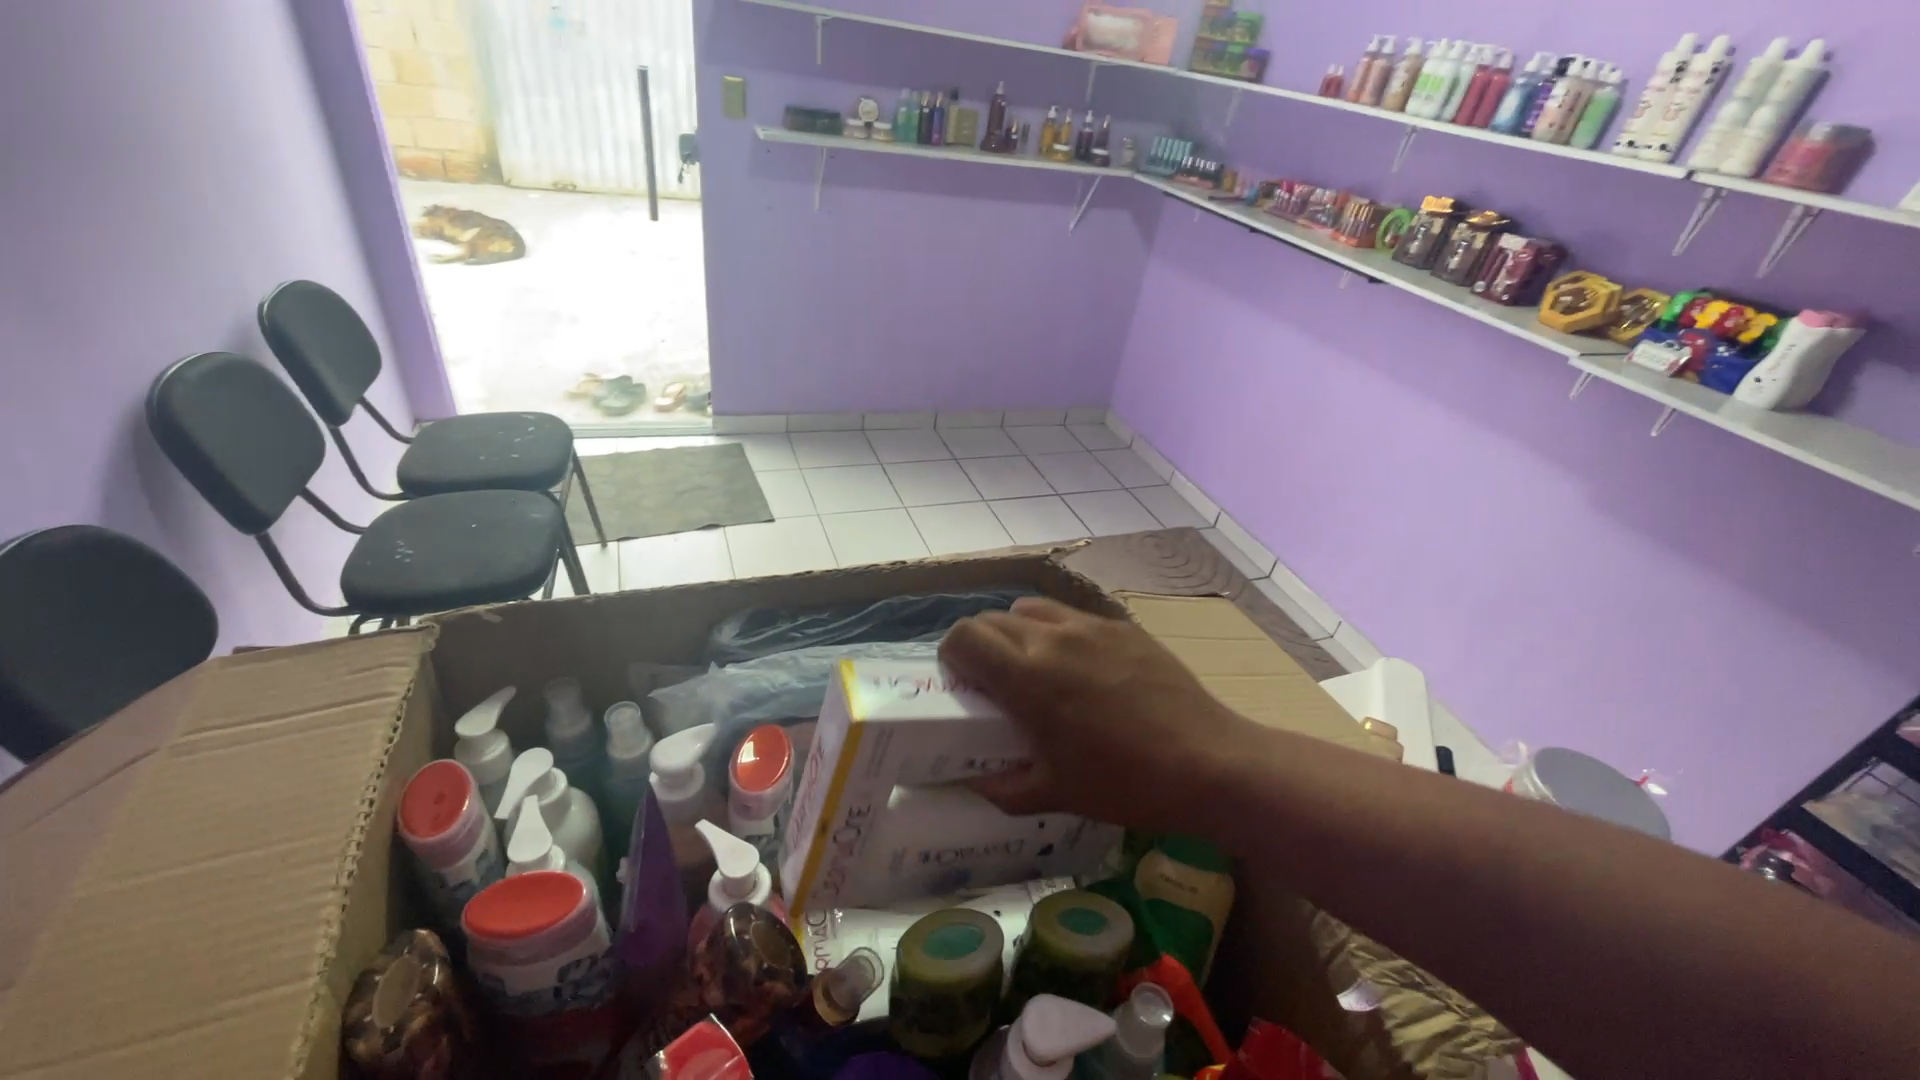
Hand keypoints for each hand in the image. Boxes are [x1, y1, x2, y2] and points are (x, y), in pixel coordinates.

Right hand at [937, 596, 1259, 831]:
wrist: (1207, 763)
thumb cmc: (1124, 782)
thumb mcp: (1054, 794)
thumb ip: (1002, 787)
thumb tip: (972, 782)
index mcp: (1027, 676)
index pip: (964, 636)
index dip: (951, 655)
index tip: (959, 682)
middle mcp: (1053, 638)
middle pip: (992, 619)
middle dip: (980, 645)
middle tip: (991, 682)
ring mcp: (1092, 627)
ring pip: (1032, 609)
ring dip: (1017, 632)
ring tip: (1033, 668)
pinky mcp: (1124, 628)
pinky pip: (1073, 616)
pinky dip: (1058, 632)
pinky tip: (1079, 668)